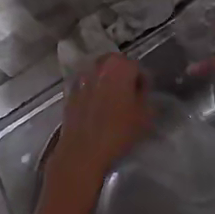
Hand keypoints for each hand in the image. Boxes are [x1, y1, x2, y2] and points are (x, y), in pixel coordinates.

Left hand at [51, 53, 150, 178]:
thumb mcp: (144, 114)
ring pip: (98, 71)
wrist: (83, 151)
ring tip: (111, 99)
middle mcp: (98, 67)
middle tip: (128, 93)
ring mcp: (81, 78)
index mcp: (119, 68)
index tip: (143, 94)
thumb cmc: (119, 132)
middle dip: (122, 73)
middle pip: (114, 62)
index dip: (141, 79)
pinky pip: (86, 84)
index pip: (136, 65)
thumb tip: (140, 87)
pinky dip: (92, 89)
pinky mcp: (69, 92)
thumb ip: (144, 94)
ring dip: (106, 79)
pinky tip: (96, 106)